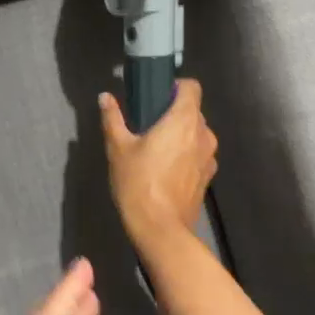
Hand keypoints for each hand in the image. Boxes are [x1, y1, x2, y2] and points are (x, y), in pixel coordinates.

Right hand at [98, 79, 217, 247]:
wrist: (160, 228)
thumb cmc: (138, 183)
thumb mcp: (118, 149)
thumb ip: (113, 119)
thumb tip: (105, 97)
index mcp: (184, 120)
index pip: (191, 87)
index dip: (175, 87)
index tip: (157, 98)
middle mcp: (203, 134)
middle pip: (193, 111)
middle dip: (174, 113)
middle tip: (150, 125)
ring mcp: (209, 156)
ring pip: (197, 134)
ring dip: (181, 135)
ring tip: (158, 149)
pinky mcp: (208, 176)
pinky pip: (198, 155)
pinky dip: (186, 155)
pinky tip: (167, 170)